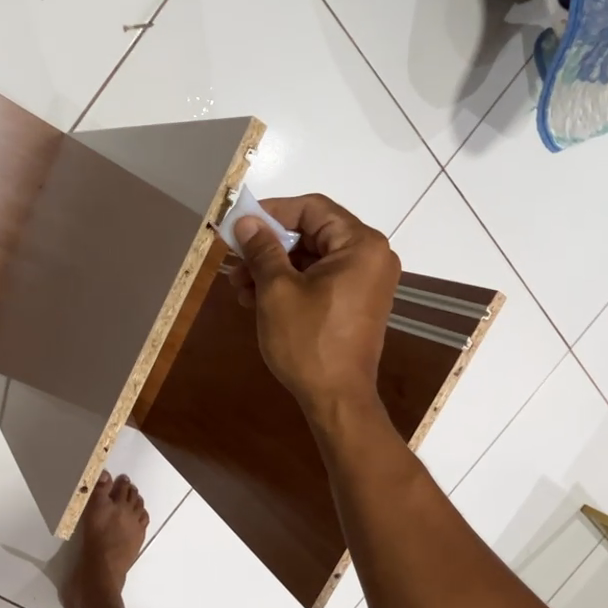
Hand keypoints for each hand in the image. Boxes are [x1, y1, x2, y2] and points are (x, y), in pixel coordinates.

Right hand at [229, 194, 399, 417]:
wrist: (337, 399)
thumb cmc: (308, 342)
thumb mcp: (277, 291)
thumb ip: (263, 250)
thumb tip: (247, 223)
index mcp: (360, 244)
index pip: (312, 208)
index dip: (272, 213)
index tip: (240, 225)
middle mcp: (371, 257)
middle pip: (313, 234)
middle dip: (270, 248)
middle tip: (236, 262)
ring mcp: (366, 283)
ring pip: (313, 261)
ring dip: (275, 269)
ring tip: (241, 288)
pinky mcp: (356, 305)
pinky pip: (321, 282)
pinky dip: (292, 286)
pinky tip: (259, 300)